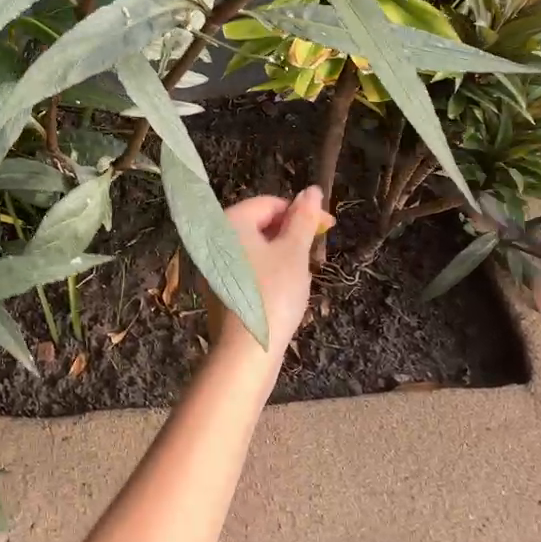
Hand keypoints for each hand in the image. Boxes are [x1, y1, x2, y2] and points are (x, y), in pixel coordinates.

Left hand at [215, 186, 333, 359]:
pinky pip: (245, 266)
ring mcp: (212, 263)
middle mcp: (214, 236)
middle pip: (259, 223)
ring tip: (300, 273)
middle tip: (314, 252)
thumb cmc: (273, 294)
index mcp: (230, 220)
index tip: (328, 228)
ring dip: (279, 252)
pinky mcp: (216, 286)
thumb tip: (310, 190)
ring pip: (254, 246)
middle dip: (289, 233)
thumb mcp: (294, 252)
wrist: (246, 351)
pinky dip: (265, 269)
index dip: (301, 212)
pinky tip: (281, 290)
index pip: (269, 203)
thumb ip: (303, 218)